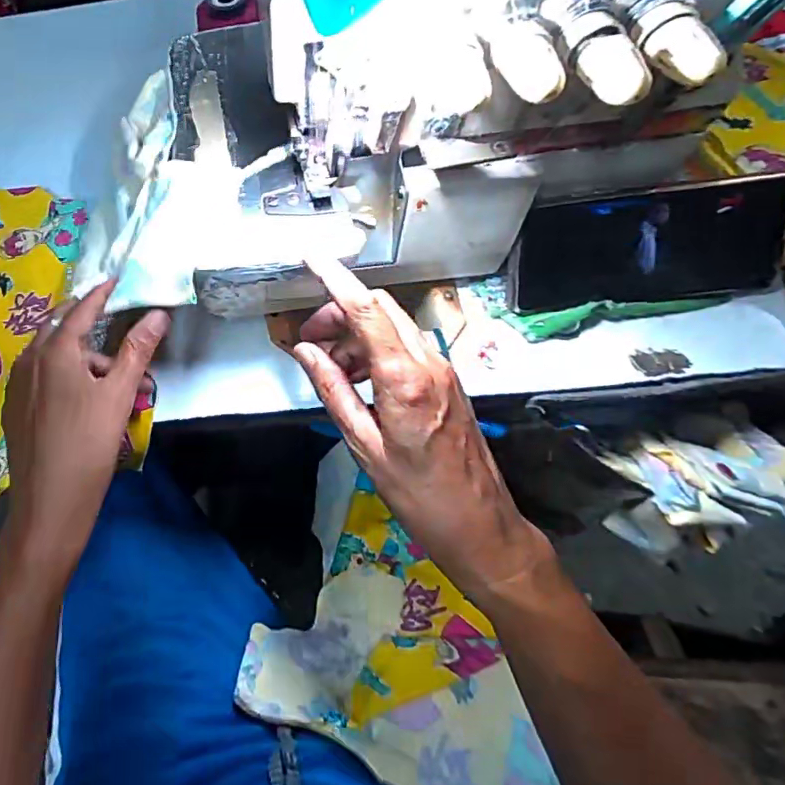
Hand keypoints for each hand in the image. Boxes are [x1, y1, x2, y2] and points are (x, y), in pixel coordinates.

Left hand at [0, 280, 169, 573]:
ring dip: (88, 365)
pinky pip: (44, 380)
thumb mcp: (119, 395)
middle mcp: (29, 361)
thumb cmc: (89, 446)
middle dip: (97, 334)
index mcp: (53, 351)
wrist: (48, 506)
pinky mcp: (15, 409)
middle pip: (64, 332)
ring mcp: (18, 386)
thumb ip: (137, 350)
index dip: (101, 294)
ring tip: (122, 391)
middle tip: (123, 343)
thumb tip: (157, 314)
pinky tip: (89, 404)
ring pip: (56, 360)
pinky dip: (69, 380)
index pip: (81, 310)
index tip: (116, 280)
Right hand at [290, 256, 552, 598]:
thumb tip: (304, 353)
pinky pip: (403, 347)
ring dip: (355, 334)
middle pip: (378, 309)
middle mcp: (428, 364)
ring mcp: (442, 369)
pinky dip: (374, 350)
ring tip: (330, 368)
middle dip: (338, 313)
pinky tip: (357, 378)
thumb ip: (333, 389)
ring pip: (390, 326)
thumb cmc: (420, 495)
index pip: (366, 310)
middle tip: (310, 340)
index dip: (336, 279)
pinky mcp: (446, 380)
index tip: (313, 260)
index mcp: (405, 379)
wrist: (480, 525)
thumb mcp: (364, 444)